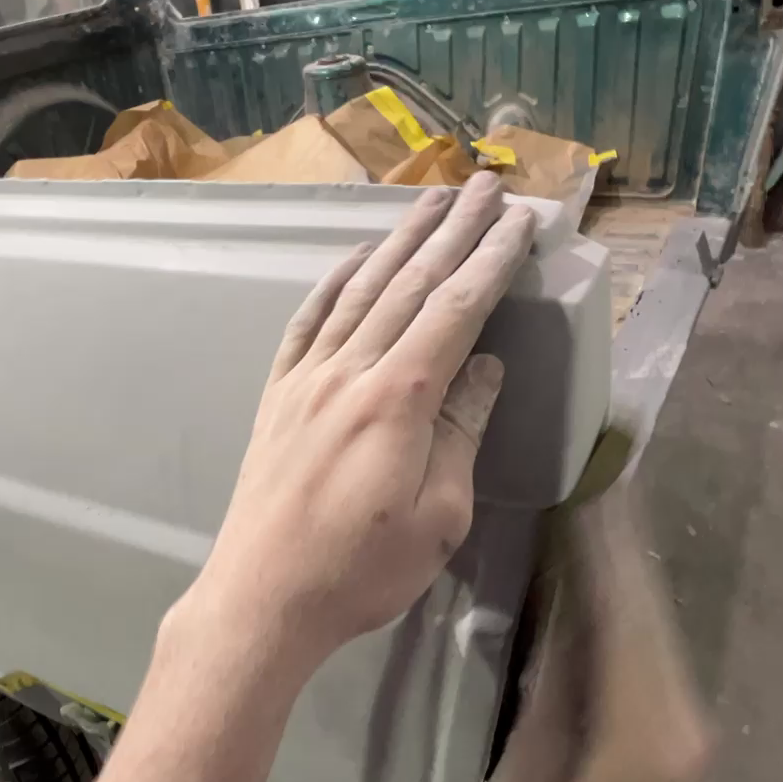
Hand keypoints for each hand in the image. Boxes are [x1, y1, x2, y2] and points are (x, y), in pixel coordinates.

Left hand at [177, 172, 535, 658]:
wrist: (263, 595)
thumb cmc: (360, 570)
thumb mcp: (437, 517)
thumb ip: (460, 432)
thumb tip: (483, 368)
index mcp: (398, 400)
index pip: (455, 310)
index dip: (490, 260)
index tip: (518, 221)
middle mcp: (350, 371)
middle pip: (410, 284)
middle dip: (452, 231)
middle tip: (484, 185)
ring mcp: (307, 377)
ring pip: (360, 290)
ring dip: (399, 240)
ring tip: (431, 200)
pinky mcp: (278, 392)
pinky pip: (308, 320)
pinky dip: (335, 281)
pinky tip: (355, 257)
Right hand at [505, 447, 711, 781]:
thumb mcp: (539, 759)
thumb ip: (553, 674)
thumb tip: (556, 592)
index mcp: (644, 716)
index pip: (620, 605)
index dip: (602, 539)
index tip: (586, 481)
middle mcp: (678, 698)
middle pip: (645, 594)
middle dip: (619, 527)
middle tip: (598, 461)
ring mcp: (684, 699)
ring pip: (650, 603)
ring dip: (625, 545)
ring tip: (602, 485)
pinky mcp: (676, 702)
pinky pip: (649, 623)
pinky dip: (627, 577)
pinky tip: (609, 542)